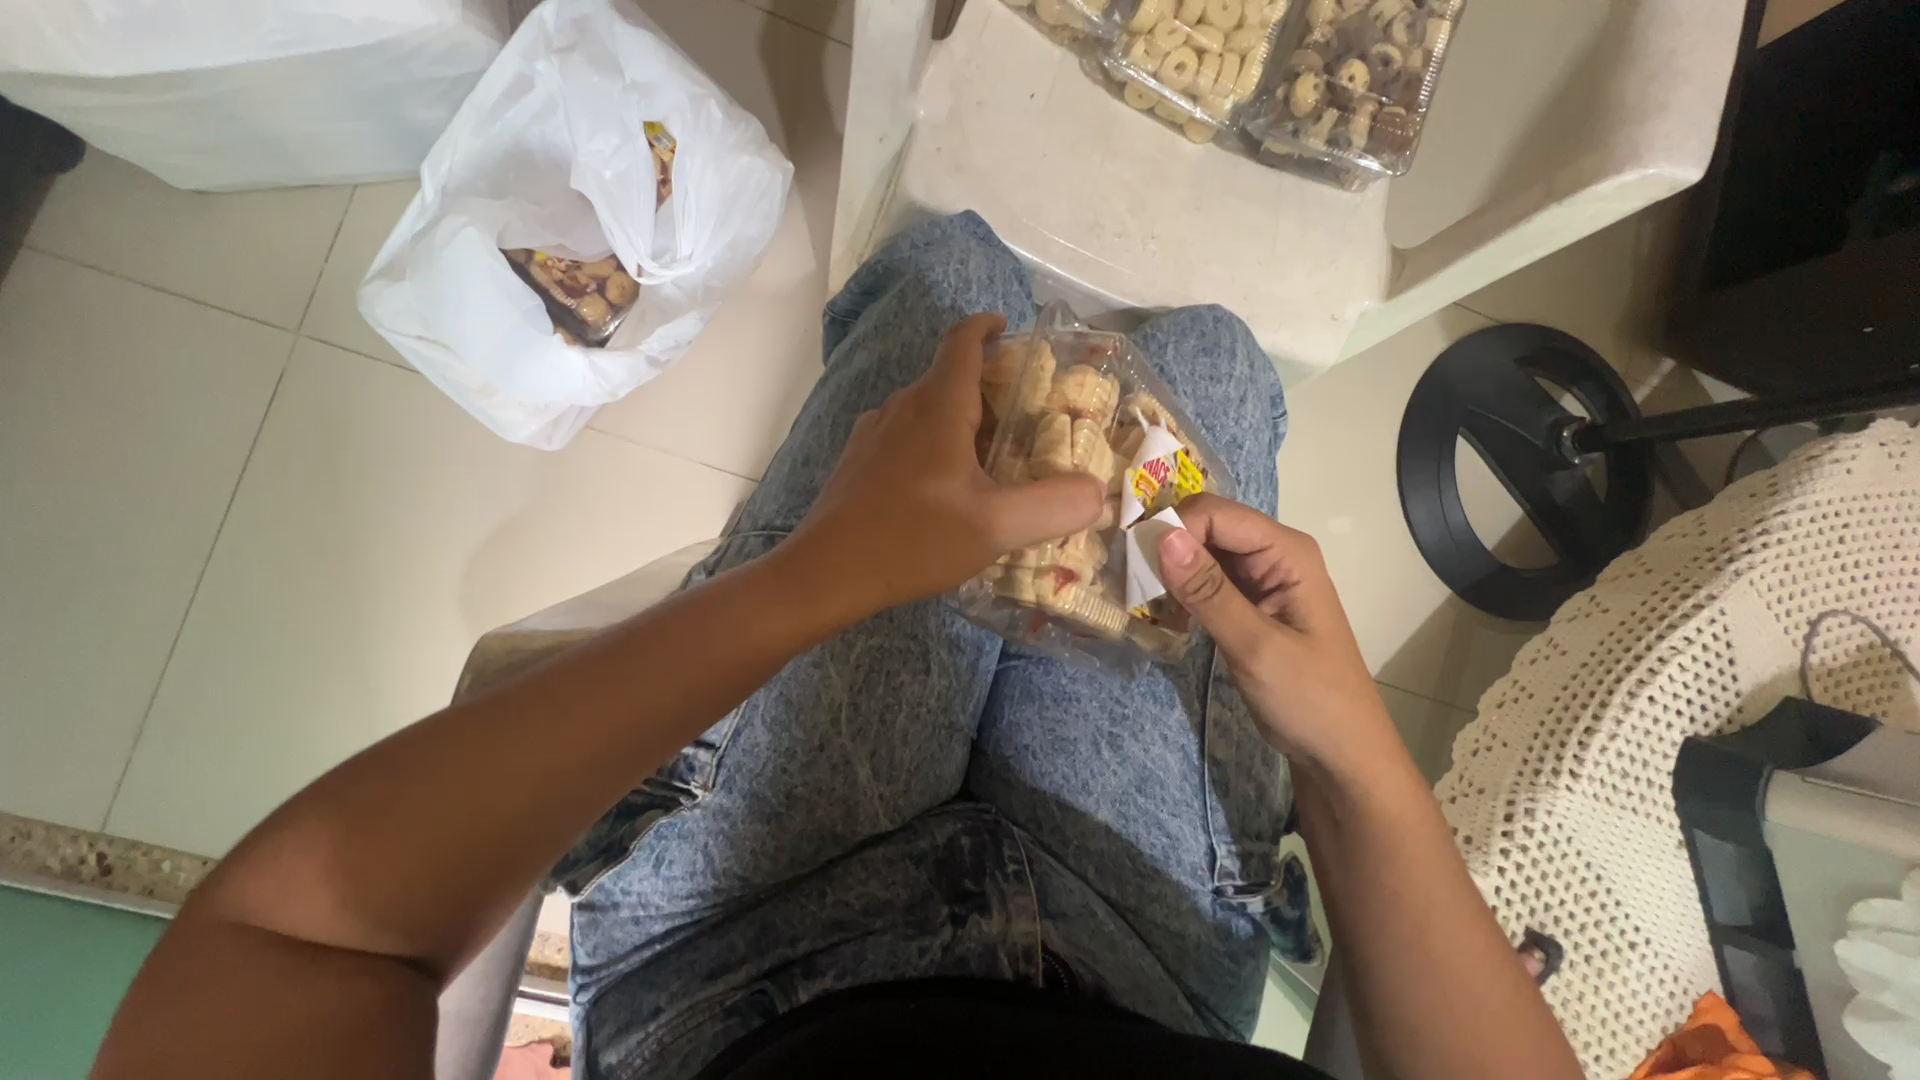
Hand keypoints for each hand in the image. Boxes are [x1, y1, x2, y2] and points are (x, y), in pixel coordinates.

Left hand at [787, 313, 1104, 615]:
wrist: (826, 574)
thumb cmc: (912, 540)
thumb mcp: (995, 528)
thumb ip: (1053, 506)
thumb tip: (1095, 491)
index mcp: (937, 407)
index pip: (963, 342)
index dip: (988, 327)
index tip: (1009, 330)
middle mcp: (901, 408)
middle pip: (949, 378)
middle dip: (989, 388)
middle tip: (1025, 420)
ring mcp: (873, 435)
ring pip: (926, 411)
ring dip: (961, 421)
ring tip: (991, 459)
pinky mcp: (858, 464)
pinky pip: (905, 438)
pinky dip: (934, 445)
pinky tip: (944, 489)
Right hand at [1158, 493, 1398, 770]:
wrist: (1339, 751)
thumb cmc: (1308, 698)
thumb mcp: (1255, 646)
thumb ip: (1207, 591)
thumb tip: (1162, 537)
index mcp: (1286, 551)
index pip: (1215, 513)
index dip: (1174, 529)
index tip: (1137, 564)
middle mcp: (1272, 553)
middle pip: (1205, 526)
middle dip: (1166, 546)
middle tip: (1129, 581)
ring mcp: (1258, 578)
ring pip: (1200, 553)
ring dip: (1168, 569)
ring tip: (1138, 596)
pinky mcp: (1245, 603)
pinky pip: (1203, 580)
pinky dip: (1179, 590)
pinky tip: (1160, 611)